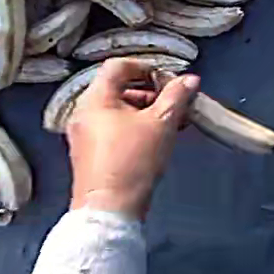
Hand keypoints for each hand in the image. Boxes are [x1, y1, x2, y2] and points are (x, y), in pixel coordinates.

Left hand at [65, 59, 199, 219]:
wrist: (110, 207)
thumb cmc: (134, 160)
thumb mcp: (162, 123)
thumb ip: (177, 96)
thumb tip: (189, 80)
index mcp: (96, 100)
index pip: (118, 66)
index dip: (146, 67)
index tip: (168, 81)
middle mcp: (84, 113)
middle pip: (118, 88)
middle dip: (151, 92)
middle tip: (175, 104)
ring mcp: (84, 134)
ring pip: (118, 109)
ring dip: (146, 111)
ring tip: (171, 124)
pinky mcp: (90, 152)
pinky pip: (114, 128)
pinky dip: (135, 126)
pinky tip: (157, 139)